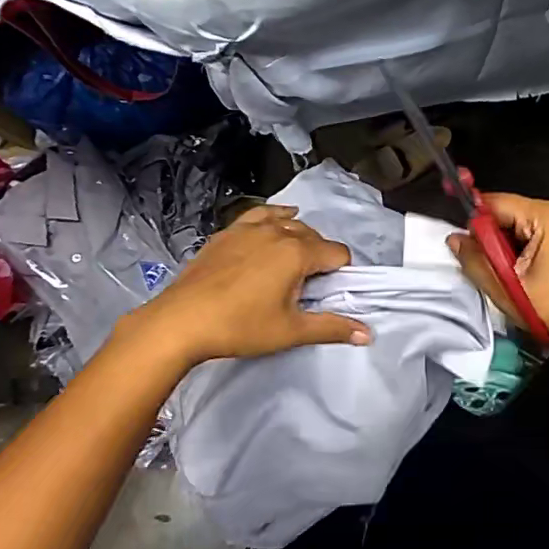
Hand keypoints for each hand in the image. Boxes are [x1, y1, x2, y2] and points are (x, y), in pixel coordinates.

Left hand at [119, 204, 371, 364]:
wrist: (181, 320)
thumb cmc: (240, 327)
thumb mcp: (290, 331)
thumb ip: (331, 327)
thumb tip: (367, 333)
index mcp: (298, 252)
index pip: (337, 253)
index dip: (339, 273)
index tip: (326, 294)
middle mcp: (278, 231)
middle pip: (314, 236)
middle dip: (318, 256)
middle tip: (305, 288)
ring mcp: (249, 227)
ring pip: (288, 222)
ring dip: (297, 238)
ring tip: (289, 263)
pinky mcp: (228, 231)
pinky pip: (260, 215)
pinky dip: (273, 218)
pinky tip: (273, 224)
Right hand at [447, 193, 548, 353]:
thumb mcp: (508, 288)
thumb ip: (475, 260)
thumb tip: (455, 239)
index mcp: (548, 215)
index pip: (494, 203)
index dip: (473, 223)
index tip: (461, 243)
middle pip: (505, 213)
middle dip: (490, 240)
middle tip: (488, 269)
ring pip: (515, 226)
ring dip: (504, 249)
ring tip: (509, 277)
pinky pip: (529, 235)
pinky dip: (518, 253)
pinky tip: (521, 276)